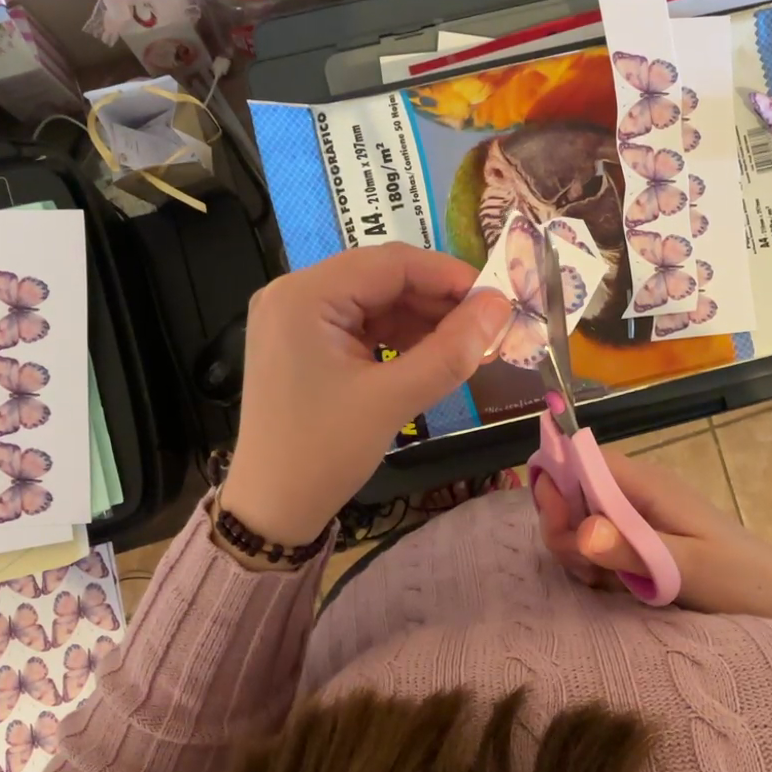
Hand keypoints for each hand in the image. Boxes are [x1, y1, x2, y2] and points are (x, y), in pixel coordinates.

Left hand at [221, 244, 513, 548]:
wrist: (271, 508)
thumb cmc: (323, 452)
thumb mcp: (393, 400)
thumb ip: (450, 351)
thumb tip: (500, 307)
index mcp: (305, 295)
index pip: (391, 263)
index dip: (450, 276)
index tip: (498, 299)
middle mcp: (294, 293)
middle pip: (383, 278)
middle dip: (438, 301)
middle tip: (489, 328)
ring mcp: (296, 319)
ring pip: (376, 302)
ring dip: (423, 320)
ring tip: (468, 346)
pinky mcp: (304, 344)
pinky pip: (361, 326)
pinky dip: (399, 338)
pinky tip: (432, 355)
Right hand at [535, 449, 771, 630]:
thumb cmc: (736, 577)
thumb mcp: (684, 566)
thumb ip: (630, 549)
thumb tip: (580, 531)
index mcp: (645, 483)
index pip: (581, 459)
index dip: (556, 484)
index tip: (558, 529)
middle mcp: (635, 490)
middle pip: (573, 491)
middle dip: (563, 528)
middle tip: (585, 568)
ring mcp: (636, 513)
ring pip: (579, 518)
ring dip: (576, 549)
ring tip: (600, 580)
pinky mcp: (639, 536)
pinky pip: (597, 539)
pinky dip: (592, 560)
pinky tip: (608, 583)